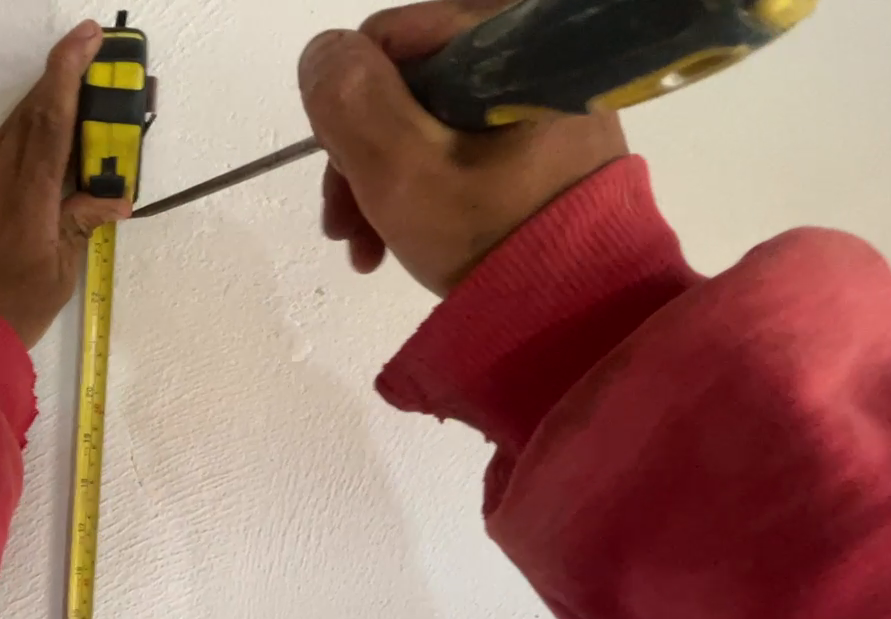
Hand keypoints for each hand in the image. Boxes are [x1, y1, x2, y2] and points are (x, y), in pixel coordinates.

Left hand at [0, 22, 131, 347]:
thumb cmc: (12, 317)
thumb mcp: (58, 279)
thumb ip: (79, 229)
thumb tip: (113, 200)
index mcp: (32, 204)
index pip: (53, 125)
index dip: (69, 74)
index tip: (87, 39)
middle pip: (30, 121)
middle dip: (60, 88)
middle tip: (87, 71)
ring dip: (28, 106)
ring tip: (51, 86)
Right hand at [299, 1, 629, 295]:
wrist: (569, 306)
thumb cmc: (486, 234)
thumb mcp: (403, 170)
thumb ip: (353, 103)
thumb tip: (321, 54)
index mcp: (507, 40)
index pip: (390, 42)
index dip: (347, 110)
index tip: (338, 179)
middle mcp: (526, 53)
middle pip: (403, 89)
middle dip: (360, 160)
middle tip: (342, 229)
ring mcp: (534, 100)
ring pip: (421, 125)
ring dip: (378, 185)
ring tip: (364, 250)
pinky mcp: (535, 143)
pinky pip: (453, 149)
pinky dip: (417, 190)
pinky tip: (400, 238)